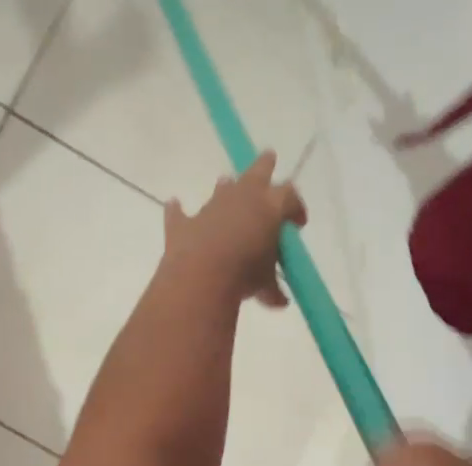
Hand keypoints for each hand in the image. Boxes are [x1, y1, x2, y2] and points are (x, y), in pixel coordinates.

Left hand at [162, 151, 305, 306]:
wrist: (201, 276)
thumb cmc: (244, 275)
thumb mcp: (265, 284)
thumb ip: (272, 288)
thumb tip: (280, 302)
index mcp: (270, 207)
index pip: (290, 197)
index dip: (296, 208)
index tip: (298, 223)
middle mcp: (242, 198)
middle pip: (258, 172)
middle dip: (265, 166)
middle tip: (269, 156)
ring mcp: (211, 208)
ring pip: (222, 188)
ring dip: (225, 187)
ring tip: (225, 183)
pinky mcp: (184, 224)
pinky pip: (179, 213)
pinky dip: (177, 210)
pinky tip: (174, 205)